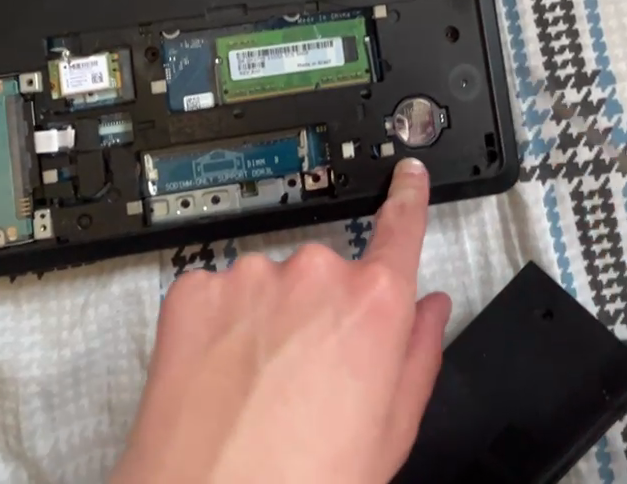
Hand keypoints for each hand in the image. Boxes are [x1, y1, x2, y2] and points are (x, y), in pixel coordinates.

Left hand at [112, 159, 452, 483]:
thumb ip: (417, 354)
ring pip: (270, 284)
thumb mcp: (390, 432)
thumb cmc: (304, 483)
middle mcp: (314, 273)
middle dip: (320, 312)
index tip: (406, 174)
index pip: (402, 226)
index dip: (407, 195)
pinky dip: (220, 327)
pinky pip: (219, 294)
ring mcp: (250, 276)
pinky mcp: (196, 289)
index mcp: (372, 305)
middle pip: (328, 273)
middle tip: (304, 376)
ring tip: (256, 388)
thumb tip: (430, 308)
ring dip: (266, 321)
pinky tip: (220, 377)